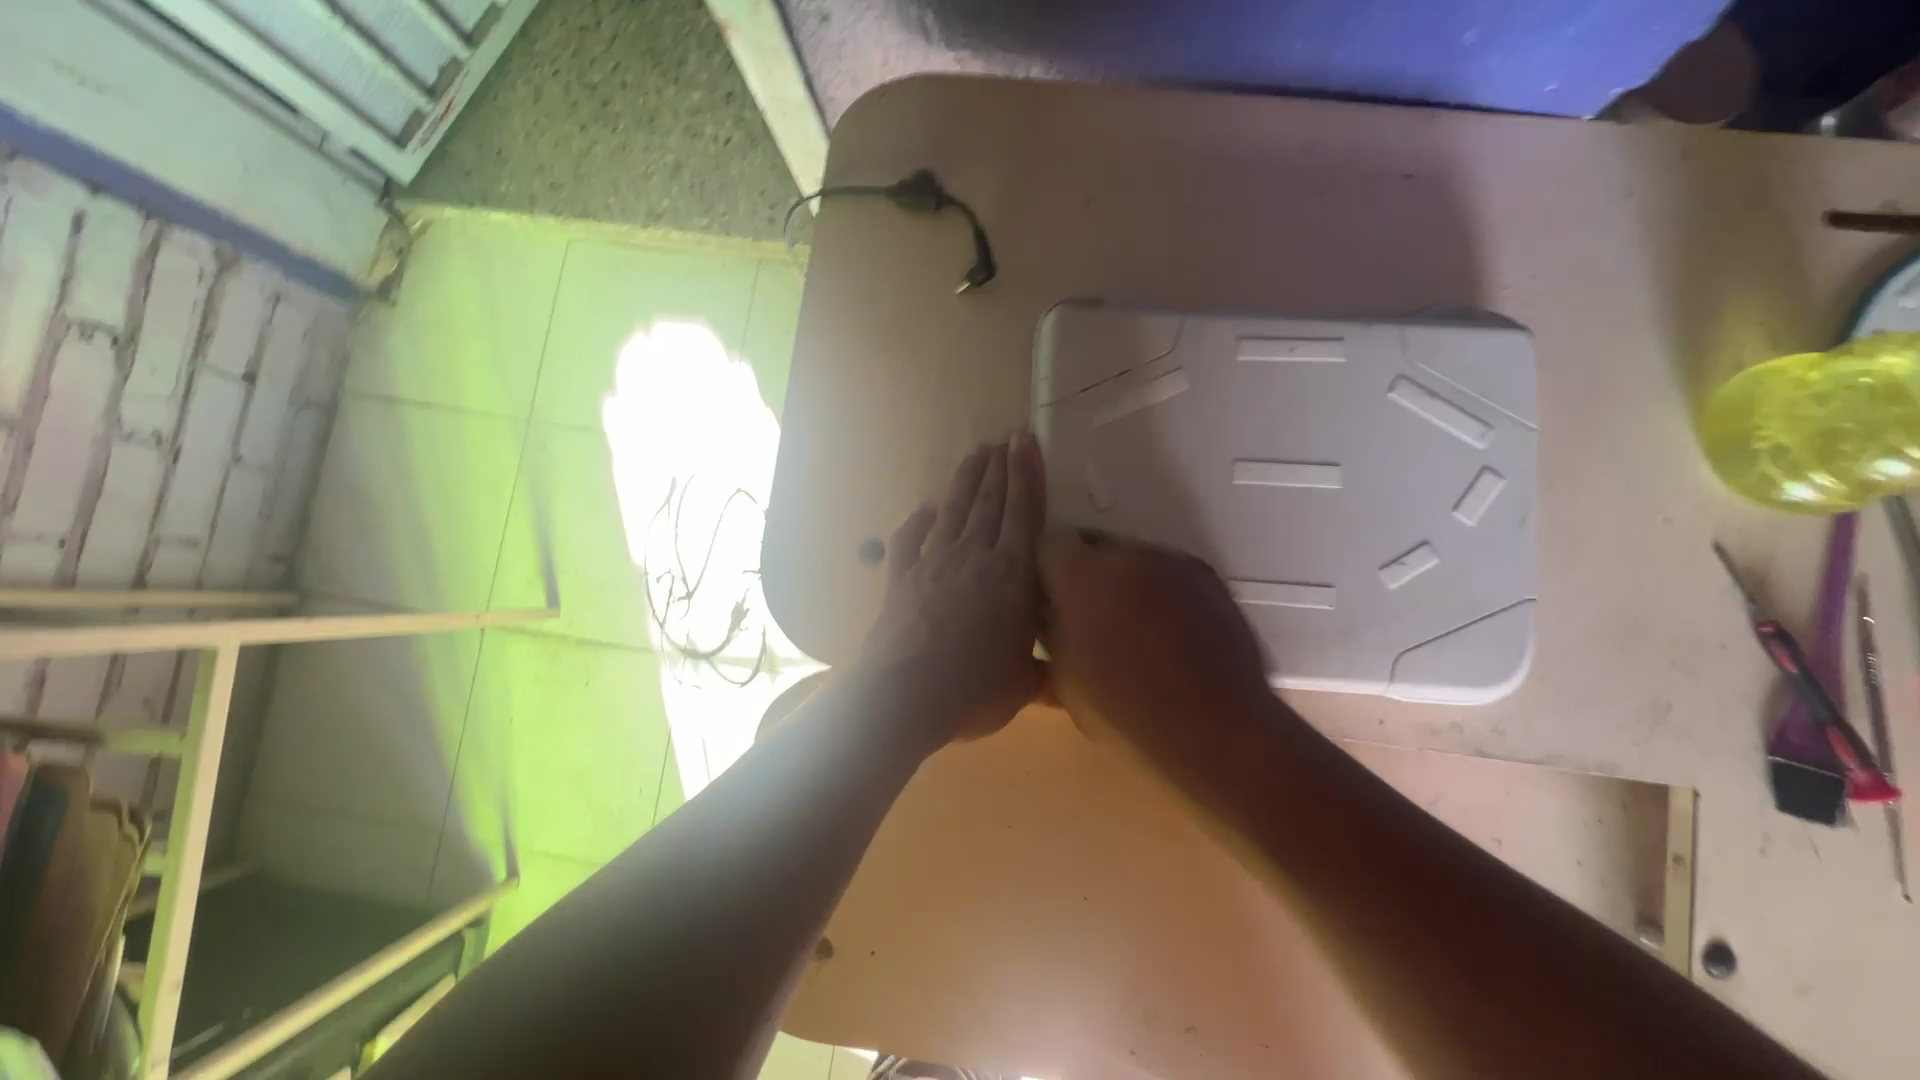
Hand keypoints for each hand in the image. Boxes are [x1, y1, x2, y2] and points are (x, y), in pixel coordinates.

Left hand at [855, 435, 1047, 752]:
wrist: (907, 694)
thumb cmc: (975, 690)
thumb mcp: (1021, 685)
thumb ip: (1037, 673)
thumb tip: (1050, 677)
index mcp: (1013, 576)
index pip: (1025, 514)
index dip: (1028, 475)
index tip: (1026, 442)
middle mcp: (975, 557)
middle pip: (990, 502)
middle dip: (1000, 467)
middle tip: (1005, 438)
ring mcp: (935, 563)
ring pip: (955, 511)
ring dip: (966, 480)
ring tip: (976, 453)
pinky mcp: (902, 577)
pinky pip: (910, 540)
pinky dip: (918, 522)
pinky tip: (926, 510)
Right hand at [1037, 529, 1276, 756]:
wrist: (1215, 732)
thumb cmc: (1126, 714)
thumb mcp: (1066, 678)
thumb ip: (1050, 633)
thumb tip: (1046, 616)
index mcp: (1082, 577)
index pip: (1047, 544)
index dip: (1044, 572)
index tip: (1047, 601)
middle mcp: (1127, 556)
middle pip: (1093, 547)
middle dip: (1085, 577)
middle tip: (1087, 620)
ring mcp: (1173, 563)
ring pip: (1133, 561)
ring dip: (1125, 585)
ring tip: (1132, 633)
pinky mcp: (1207, 578)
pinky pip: (1169, 575)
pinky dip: (1160, 595)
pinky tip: (1167, 636)